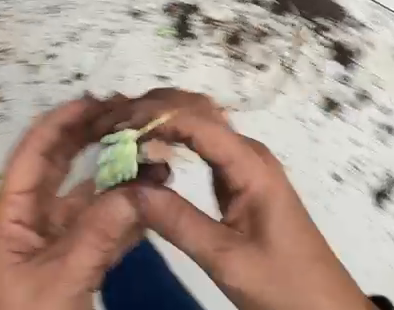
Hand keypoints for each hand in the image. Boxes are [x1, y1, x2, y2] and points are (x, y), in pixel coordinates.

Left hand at [0, 95, 147, 309]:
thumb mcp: (59, 279)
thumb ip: (97, 235)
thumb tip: (137, 187)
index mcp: (13, 209)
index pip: (35, 150)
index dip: (63, 120)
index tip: (97, 100)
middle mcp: (32, 214)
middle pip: (62, 162)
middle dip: (94, 137)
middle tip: (131, 116)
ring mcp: (55, 237)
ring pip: (89, 193)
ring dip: (120, 174)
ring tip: (155, 155)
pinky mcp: (76, 261)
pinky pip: (103, 226)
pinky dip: (128, 212)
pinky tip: (155, 197)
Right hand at [125, 88, 369, 309]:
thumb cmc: (284, 286)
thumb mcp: (227, 261)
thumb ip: (177, 222)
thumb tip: (126, 187)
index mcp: (249, 163)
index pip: (193, 119)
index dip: (151, 116)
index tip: (113, 125)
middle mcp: (246, 151)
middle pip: (194, 108)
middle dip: (150, 107)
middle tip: (108, 121)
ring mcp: (243, 163)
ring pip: (196, 119)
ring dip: (158, 116)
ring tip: (118, 127)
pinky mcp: (238, 178)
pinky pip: (200, 142)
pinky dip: (169, 135)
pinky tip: (145, 145)